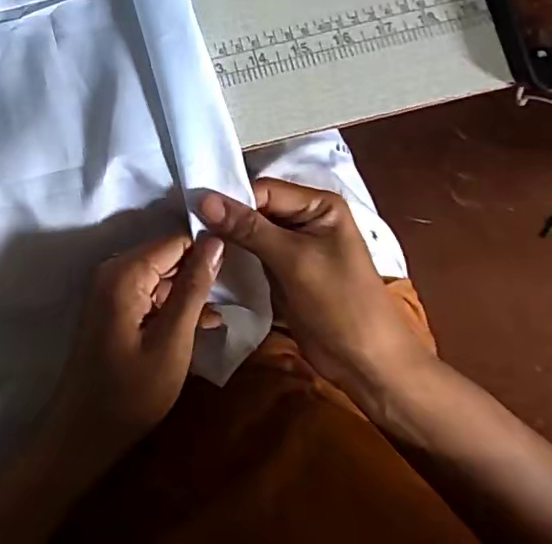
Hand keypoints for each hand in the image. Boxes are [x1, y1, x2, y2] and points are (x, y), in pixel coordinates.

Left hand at [43, 232, 223, 455]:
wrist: (82, 438)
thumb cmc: (130, 394)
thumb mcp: (172, 342)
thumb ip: (194, 288)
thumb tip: (216, 241)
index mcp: (124, 273)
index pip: (177, 241)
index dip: (208, 250)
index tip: (237, 267)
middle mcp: (113, 271)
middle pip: (168, 254)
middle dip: (200, 270)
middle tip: (235, 288)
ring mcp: (110, 289)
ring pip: (162, 274)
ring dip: (190, 290)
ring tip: (223, 309)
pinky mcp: (112, 307)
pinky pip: (150, 291)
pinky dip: (174, 304)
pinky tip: (202, 323)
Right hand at [198, 179, 433, 406]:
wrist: (366, 362)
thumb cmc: (339, 303)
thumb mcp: (294, 260)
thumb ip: (249, 228)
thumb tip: (205, 199)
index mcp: (319, 204)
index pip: (265, 190)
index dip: (231, 198)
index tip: (192, 208)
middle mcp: (306, 218)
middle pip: (257, 208)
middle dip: (226, 217)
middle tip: (185, 225)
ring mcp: (296, 247)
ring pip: (252, 232)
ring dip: (227, 239)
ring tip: (191, 242)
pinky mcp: (286, 272)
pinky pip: (255, 256)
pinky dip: (236, 258)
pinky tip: (209, 260)